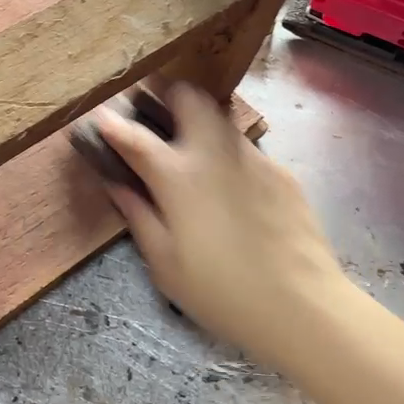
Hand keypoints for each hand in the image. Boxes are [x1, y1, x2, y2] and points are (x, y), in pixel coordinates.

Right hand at [96, 83, 351, 363]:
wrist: (304, 308)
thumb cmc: (222, 292)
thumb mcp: (164, 263)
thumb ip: (137, 213)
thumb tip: (115, 181)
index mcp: (176, 174)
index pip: (133, 134)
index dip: (111, 123)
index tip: (99, 117)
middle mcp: (212, 151)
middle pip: (187, 96)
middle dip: (167, 96)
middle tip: (156, 119)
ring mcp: (250, 156)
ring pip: (218, 116)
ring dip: (199, 122)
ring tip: (193, 153)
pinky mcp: (279, 171)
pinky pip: (243, 147)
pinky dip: (227, 155)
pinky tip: (232, 190)